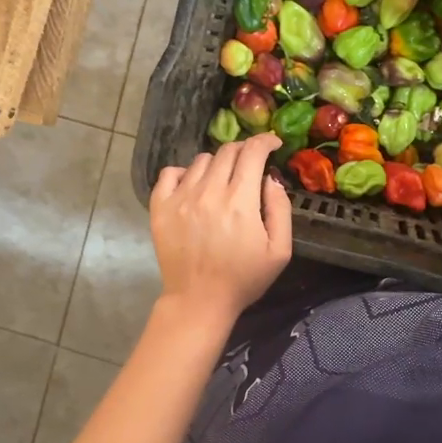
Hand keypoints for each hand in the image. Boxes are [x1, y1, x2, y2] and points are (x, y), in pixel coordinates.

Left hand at [149, 133, 292, 322]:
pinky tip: (193, 185)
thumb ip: (280, 209)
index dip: (265, 141)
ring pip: (202, 160)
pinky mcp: (160, 207)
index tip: (273, 144)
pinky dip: (184, 172)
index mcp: (240, 201)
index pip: (252, 152)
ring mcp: (181, 198)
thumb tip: (270, 178)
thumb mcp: (279, 251)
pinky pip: (170, 172)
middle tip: (251, 163)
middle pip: (228, 151)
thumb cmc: (244, 278)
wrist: (198, 301)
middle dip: (244, 151)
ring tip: (223, 180)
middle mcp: (209, 192)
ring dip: (218, 164)